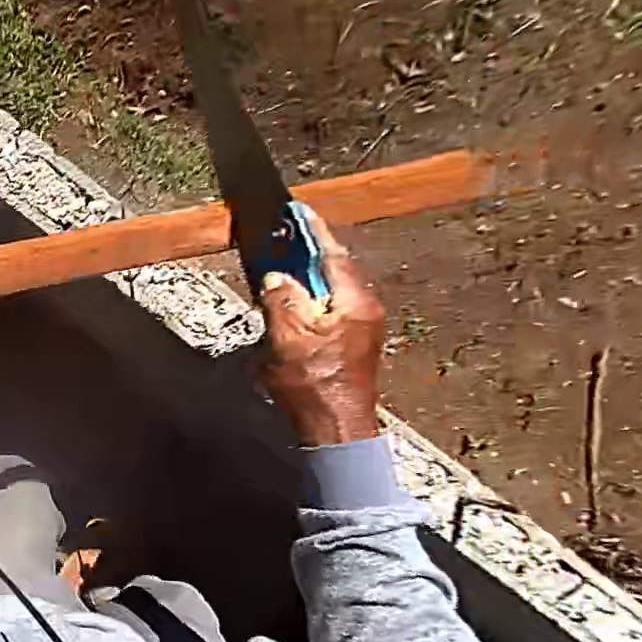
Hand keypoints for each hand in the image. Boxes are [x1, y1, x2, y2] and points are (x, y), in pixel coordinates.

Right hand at [259, 208, 384, 445]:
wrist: (336, 431)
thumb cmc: (315, 387)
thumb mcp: (289, 337)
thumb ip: (282, 299)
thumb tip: (276, 276)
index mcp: (354, 302)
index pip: (332, 253)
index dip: (312, 230)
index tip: (298, 210)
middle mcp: (364, 310)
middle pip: (333, 272)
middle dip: (306, 257)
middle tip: (283, 243)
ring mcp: (361, 330)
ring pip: (330, 293)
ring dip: (306, 284)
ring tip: (281, 279)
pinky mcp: (351, 347)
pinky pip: (328, 313)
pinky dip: (309, 306)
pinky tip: (291, 315)